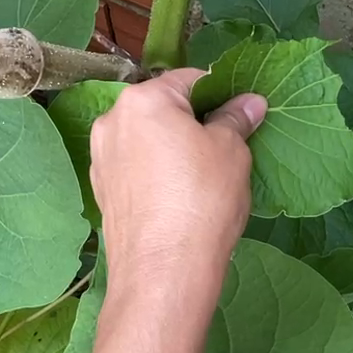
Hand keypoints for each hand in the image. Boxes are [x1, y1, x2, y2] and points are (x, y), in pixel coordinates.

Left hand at [90, 70, 265, 320]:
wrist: (163, 272)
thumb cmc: (202, 199)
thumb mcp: (231, 151)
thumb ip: (236, 119)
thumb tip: (250, 102)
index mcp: (142, 100)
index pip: (190, 80)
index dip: (222, 94)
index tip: (242, 115)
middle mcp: (112, 121)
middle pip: (163, 108)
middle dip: (194, 121)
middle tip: (226, 147)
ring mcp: (101, 157)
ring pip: (147, 139)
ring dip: (172, 146)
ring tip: (203, 175)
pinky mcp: (101, 190)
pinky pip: (135, 167)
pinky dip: (156, 171)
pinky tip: (178, 195)